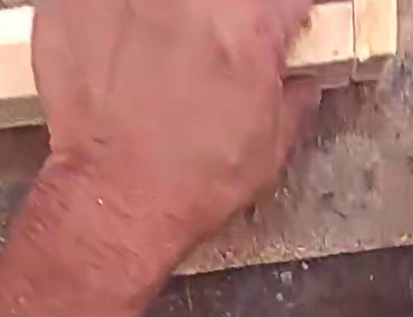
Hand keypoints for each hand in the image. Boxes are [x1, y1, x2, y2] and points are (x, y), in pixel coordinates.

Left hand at [32, 0, 322, 258]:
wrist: (118, 201)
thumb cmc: (190, 185)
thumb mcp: (265, 155)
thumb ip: (291, 103)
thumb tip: (302, 85)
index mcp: (249, 23)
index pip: (290, 0)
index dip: (287, 20)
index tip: (281, 32)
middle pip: (224, 0)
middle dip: (223, 25)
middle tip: (211, 59)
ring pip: (165, 3)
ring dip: (171, 27)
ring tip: (163, 65)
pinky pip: (110, 2)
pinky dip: (121, 23)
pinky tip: (121, 60)